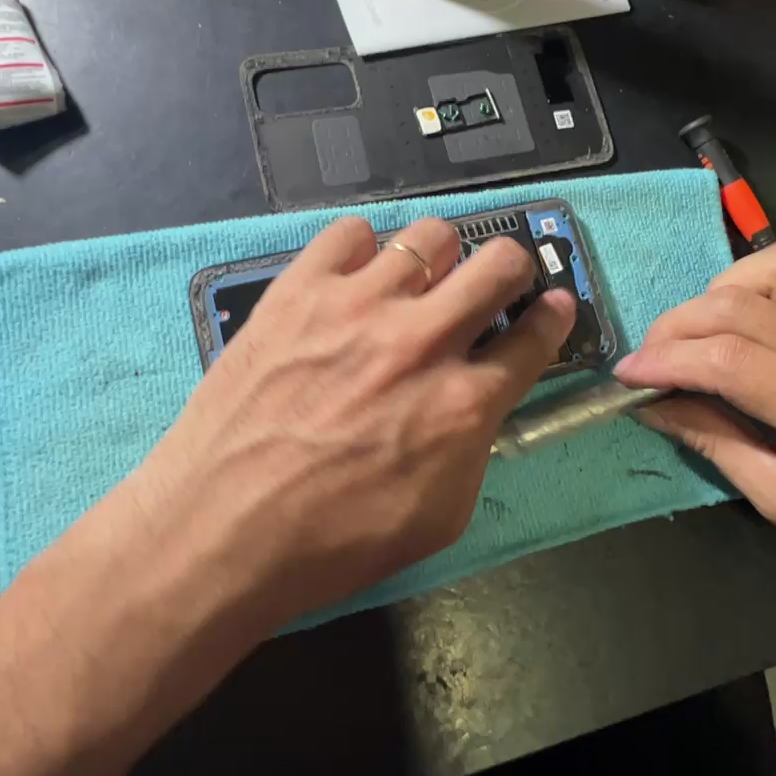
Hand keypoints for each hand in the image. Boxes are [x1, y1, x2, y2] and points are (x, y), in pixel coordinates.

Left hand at [136, 216, 575, 628]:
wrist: (221, 528)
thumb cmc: (334, 542)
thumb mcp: (439, 516)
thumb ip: (474, 445)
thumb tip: (479, 398)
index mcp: (464, 403)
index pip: (536, 337)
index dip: (554, 317)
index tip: (553, 308)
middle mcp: (423, 340)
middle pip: (499, 263)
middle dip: (512, 269)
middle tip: (495, 285)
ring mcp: (359, 304)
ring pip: (431, 234)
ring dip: (439, 257)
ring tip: (417, 283)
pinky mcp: (301, 289)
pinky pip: (351, 233)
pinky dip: (363, 250)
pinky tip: (353, 281)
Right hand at [613, 239, 775, 616]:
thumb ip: (714, 441)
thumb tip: (651, 402)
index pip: (729, 358)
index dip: (665, 359)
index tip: (624, 375)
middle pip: (742, 306)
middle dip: (677, 326)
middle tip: (648, 360)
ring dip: (724, 291)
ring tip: (703, 334)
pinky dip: (769, 275)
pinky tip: (754, 311)